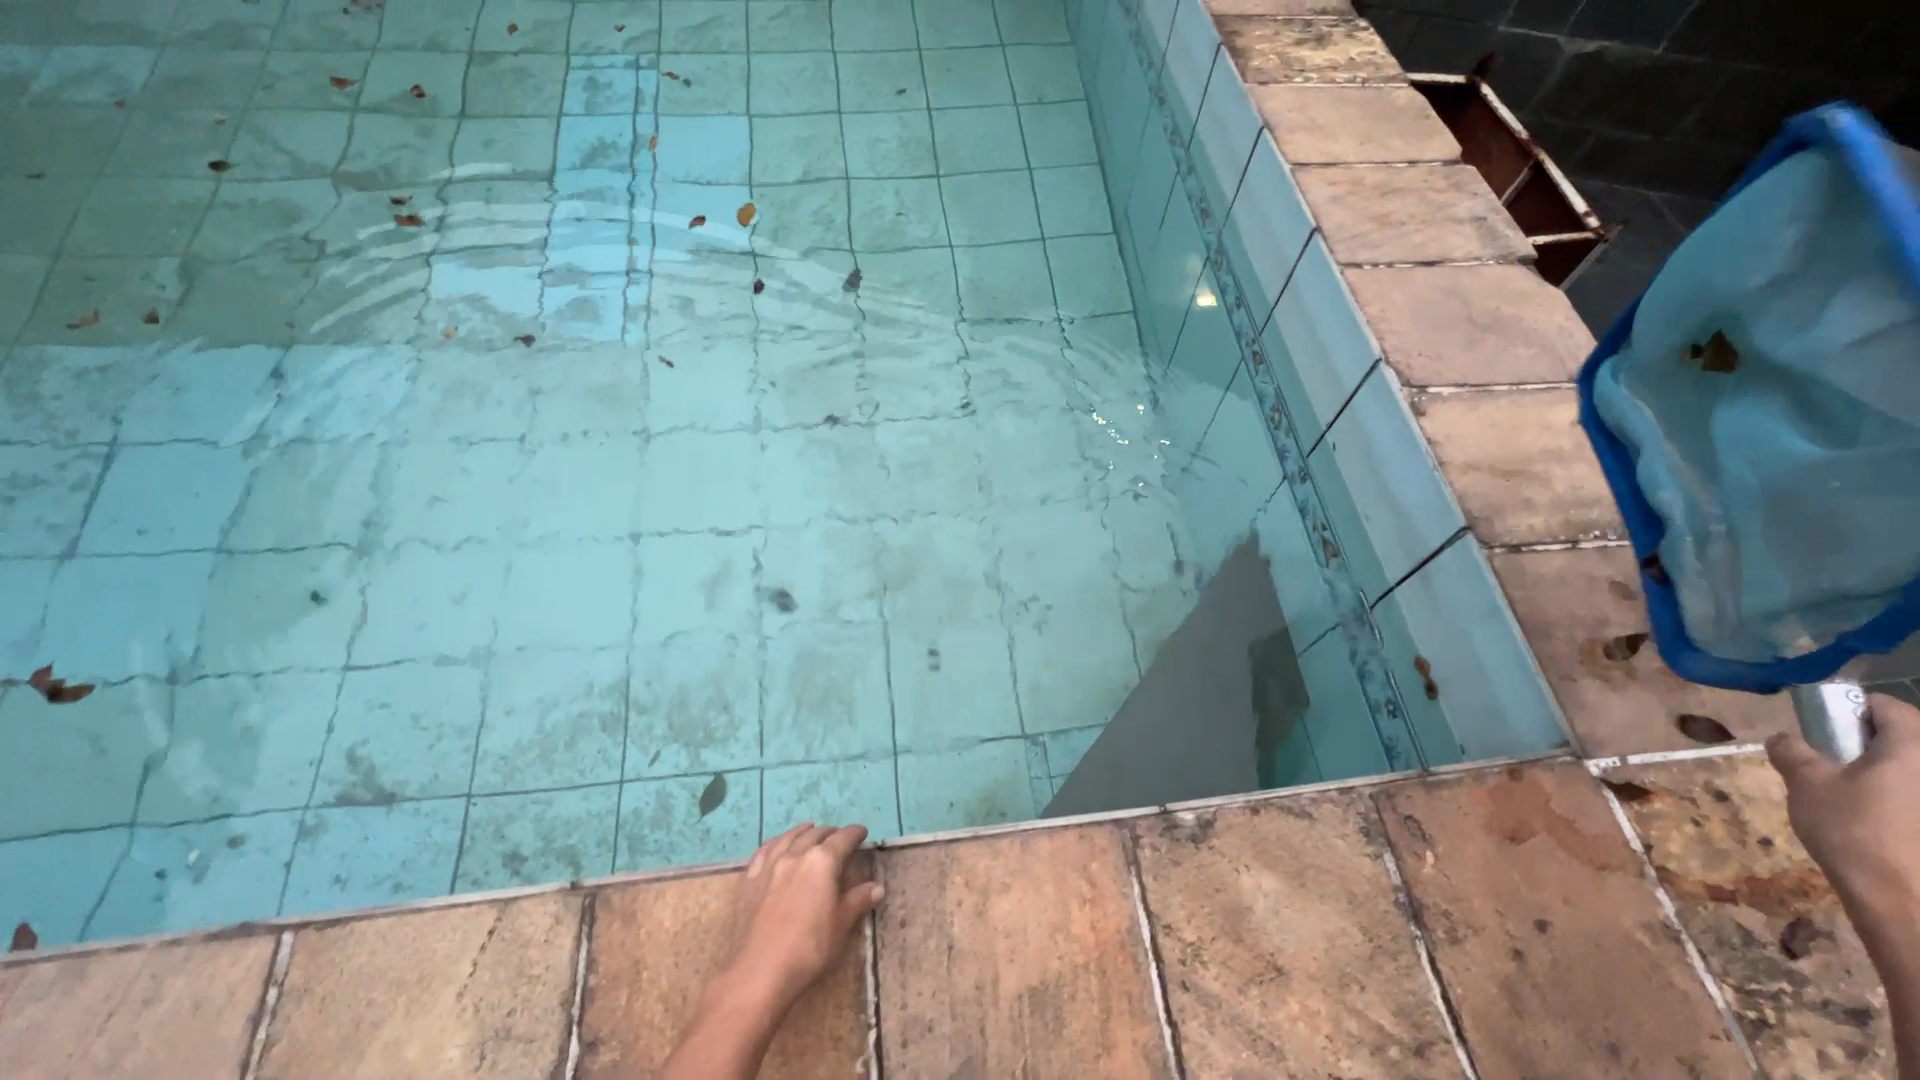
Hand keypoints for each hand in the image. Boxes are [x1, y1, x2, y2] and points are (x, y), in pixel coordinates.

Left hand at [661, 824, 884, 1079]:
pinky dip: (776, 842)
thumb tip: (876, 887)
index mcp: (822, 861)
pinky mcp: (750, 880)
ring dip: (803, 832)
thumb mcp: (840, 926)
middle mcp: (795, 854)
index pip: (843, 839)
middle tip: (839, 836)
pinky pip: (764, 851)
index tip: (862, 832)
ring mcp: (769, 865)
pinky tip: (777, 845)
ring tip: (810, 829)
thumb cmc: (808, 949)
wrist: (759, 971)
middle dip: (830, 832)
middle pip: (815, 834)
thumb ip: (857, 901)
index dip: (855, 834)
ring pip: (789, 838)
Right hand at [1768, 693, 1919, 916]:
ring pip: (1908, 771)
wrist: (1901, 896)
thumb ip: (1791, 751)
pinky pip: (1912, 797)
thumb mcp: (1805, 782)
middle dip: (1867, 744)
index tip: (1822, 727)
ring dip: (1882, 775)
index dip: (1850, 708)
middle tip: (1831, 763)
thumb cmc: (1853, 827)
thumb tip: (1784, 739)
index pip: (1886, 706)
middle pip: (1903, 738)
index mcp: (1912, 745)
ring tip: (1849, 797)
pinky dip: (1896, 801)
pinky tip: (1874, 824)